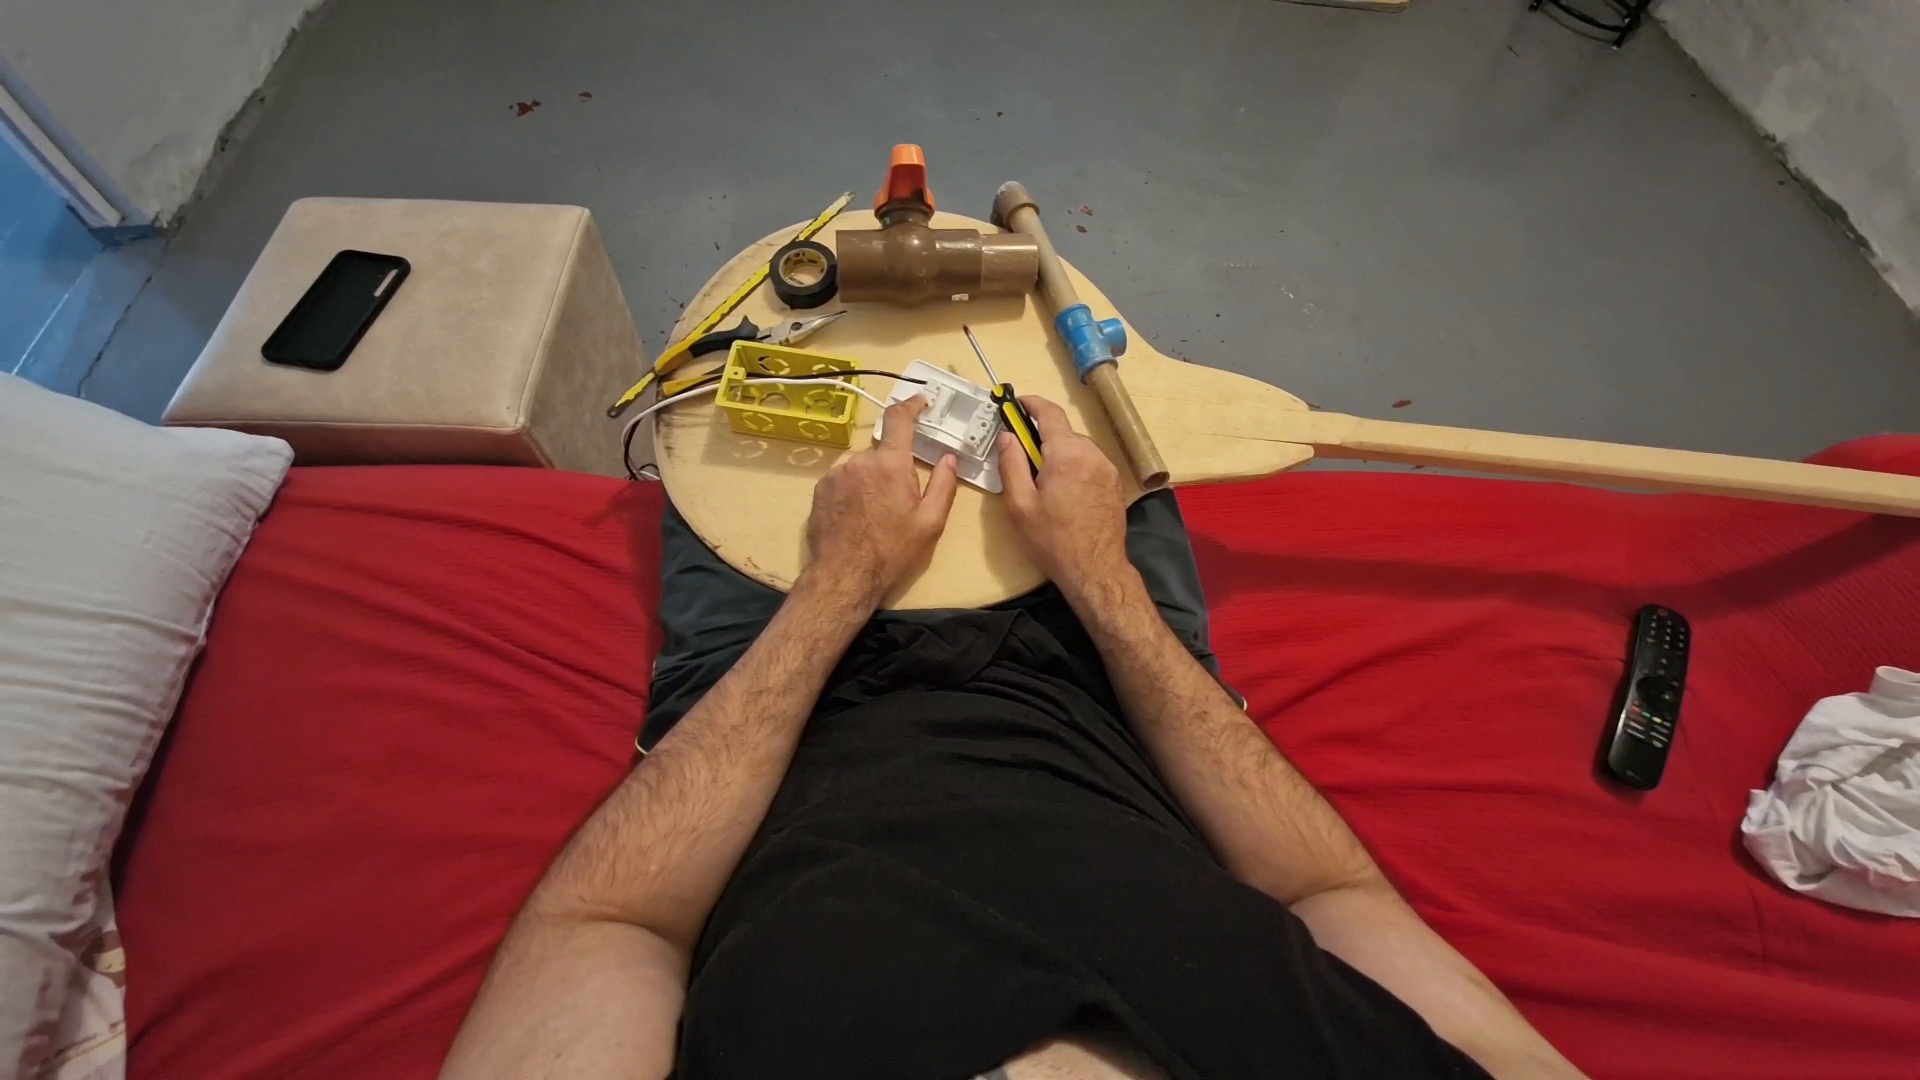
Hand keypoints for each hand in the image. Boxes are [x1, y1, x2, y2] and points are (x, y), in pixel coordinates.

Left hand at [801, 394, 959, 605]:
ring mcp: (836, 474)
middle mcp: (860, 461)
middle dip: (894, 466)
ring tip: (876, 514)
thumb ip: (943, 485)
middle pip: (882, 451)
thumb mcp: (930, 523)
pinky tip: (858, 517)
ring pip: (862, 466)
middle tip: (901, 500)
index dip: (911, 404)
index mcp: (890, 464)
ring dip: (872, 479)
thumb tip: (949, 459)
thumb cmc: (892, 551)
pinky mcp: (820, 489)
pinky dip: (854, 490)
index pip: (899, 418)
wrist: (845, 575)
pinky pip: (844, 479)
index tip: (920, 401)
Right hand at [997, 396, 1129, 595]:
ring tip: (1043, 484)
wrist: (1094, 569)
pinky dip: (1074, 467)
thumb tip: (1007, 437)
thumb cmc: (1052, 540)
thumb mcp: (1020, 504)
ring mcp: (1107, 468)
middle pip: (1062, 432)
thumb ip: (1011, 464)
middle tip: (1021, 458)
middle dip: (1041, 438)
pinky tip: (1064, 493)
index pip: (1049, 413)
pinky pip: (1089, 462)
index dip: (1030, 404)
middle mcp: (1091, 453)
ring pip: (1077, 448)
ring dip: (1058, 454)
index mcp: (1066, 454)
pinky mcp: (1114, 483)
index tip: (1015, 404)